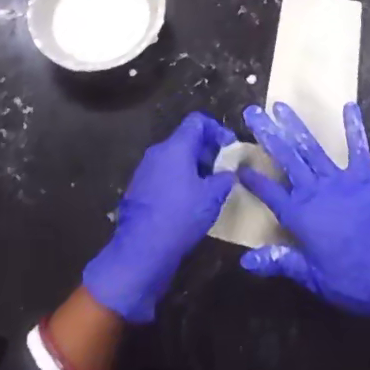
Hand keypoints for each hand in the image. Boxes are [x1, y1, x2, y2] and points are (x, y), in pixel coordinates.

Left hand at [82, 112, 236, 322]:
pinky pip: (164, 174)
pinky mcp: (139, 188)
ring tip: (211, 188)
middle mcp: (157, 153)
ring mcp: (144, 170)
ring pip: (174, 158)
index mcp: (174, 147)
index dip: (217, 130)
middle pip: (185, 140)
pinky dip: (180, 180)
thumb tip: (228, 172)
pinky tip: (191, 201)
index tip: (231, 148)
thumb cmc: (181, 216)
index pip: (197, 121)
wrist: (142, 248)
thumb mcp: (212, 197)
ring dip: (195, 168)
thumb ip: (224, 178)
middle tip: (225, 171)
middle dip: (208, 151)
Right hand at [237, 102, 369, 347]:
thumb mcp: (312, 276)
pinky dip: (354, 127)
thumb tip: (246, 261)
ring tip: (281, 106)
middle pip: (286, 158)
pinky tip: (349, 106)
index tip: (238, 163)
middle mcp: (316, 192)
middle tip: (252, 113)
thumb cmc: (354, 282)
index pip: (268, 191)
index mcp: (299, 215)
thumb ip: (279, 261)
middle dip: (267, 135)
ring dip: (296, 126)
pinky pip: (359, 149)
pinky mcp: (367, 180)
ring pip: (312, 148)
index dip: (251, 177)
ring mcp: (342, 182)